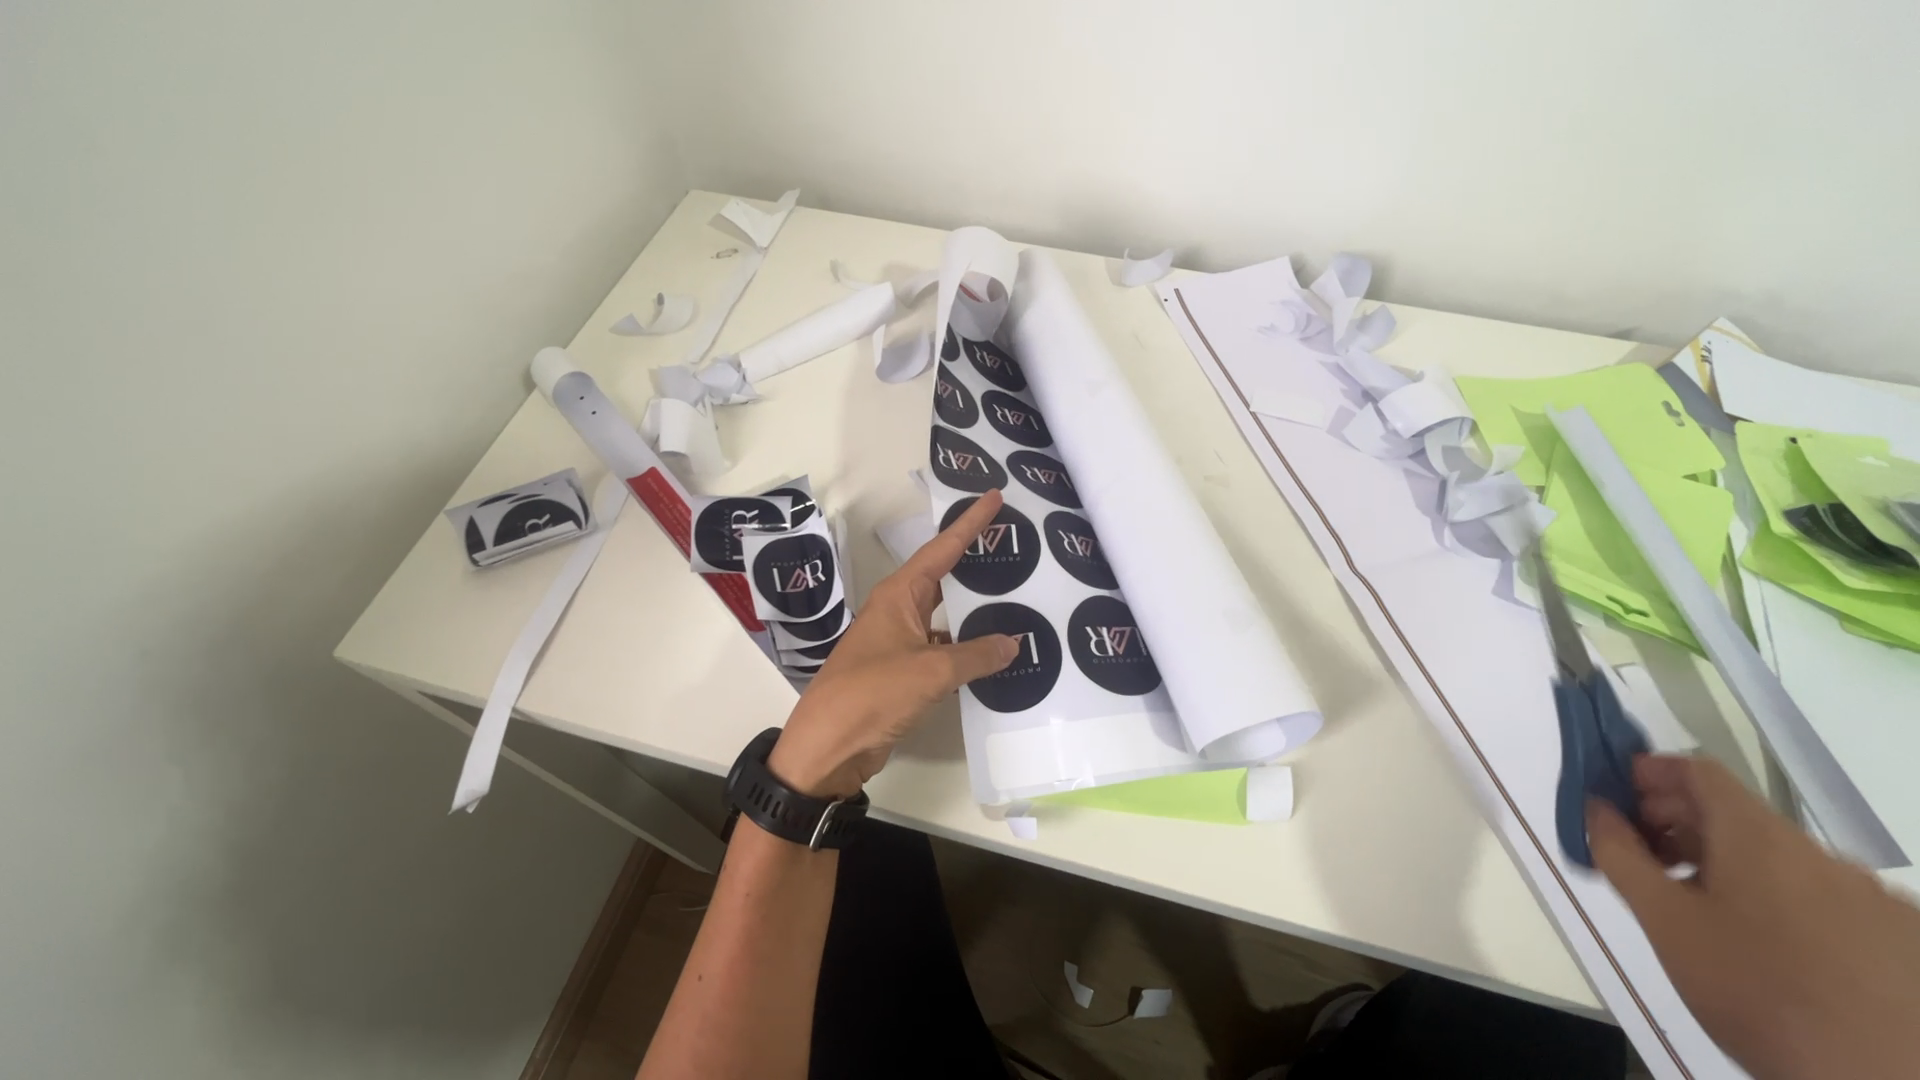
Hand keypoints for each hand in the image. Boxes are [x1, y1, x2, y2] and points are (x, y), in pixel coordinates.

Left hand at [767, 490, 1019, 798]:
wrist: (828, 746)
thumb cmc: (872, 695)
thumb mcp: (930, 671)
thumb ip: (975, 655)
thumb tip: (1013, 642)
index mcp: (899, 596)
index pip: (942, 549)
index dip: (969, 523)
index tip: (994, 497)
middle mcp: (899, 612)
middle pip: (945, 578)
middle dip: (977, 562)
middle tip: (1016, 546)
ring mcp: (900, 643)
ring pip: (947, 619)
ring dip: (977, 614)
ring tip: (1021, 602)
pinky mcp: (903, 674)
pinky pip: (944, 653)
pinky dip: (968, 653)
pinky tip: (997, 657)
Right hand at [1589, 754, 1919, 1079]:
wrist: (1877, 1079)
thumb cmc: (1750, 987)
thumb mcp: (1663, 921)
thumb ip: (1620, 854)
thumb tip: (1596, 807)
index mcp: (1758, 837)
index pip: (1697, 769)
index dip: (1648, 771)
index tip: (1612, 796)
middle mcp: (1818, 853)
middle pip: (1734, 812)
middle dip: (1673, 820)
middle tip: (1635, 854)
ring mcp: (1866, 896)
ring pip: (1774, 856)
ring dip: (1719, 860)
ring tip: (1686, 904)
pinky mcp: (1895, 937)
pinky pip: (1816, 893)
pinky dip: (1768, 895)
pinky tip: (1753, 941)